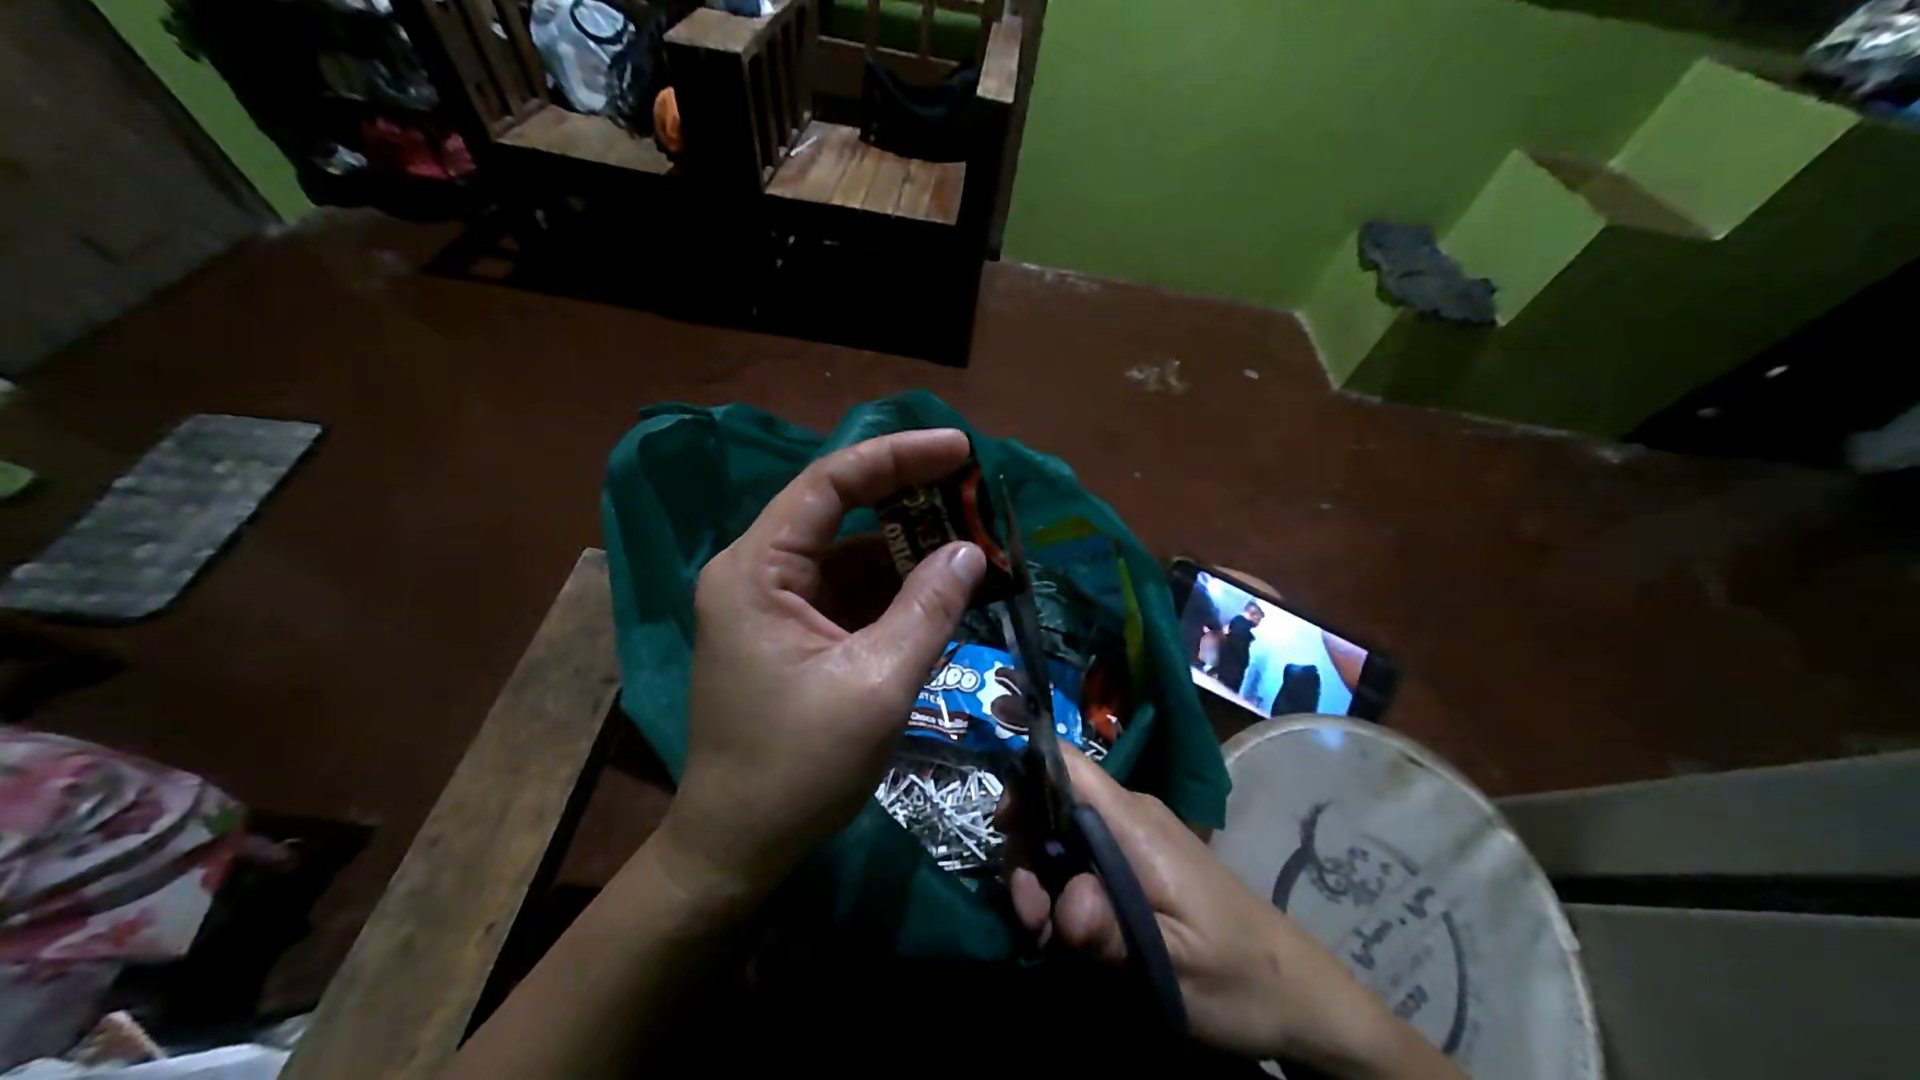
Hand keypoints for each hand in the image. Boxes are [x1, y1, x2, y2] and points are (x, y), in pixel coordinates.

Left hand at [657, 430, 987, 904]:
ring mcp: (776, 603)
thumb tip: (972, 551)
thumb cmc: (798, 768)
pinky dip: (898, 589)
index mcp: (758, 569)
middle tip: (977, 497)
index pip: (829, 482)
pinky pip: (852, 592)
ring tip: (976, 546)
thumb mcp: (876, 684)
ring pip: (852, 553)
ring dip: (911, 550)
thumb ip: (928, 609)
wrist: (739, 845)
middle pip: (841, 510)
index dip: (898, 457)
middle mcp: (758, 571)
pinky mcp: (795, 632)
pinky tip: (944, 590)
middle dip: (911, 502)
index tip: (960, 449)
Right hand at [1008, 751, 1463, 1078]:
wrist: (1294, 993)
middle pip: (1053, 806)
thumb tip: (1061, 904)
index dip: (1026, 777)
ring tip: (1048, 939)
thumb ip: (1114, 932)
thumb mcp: (1173, 967)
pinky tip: (1068, 935)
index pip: (1070, 765)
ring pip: (1061, 836)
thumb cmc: (1237, 978)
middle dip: (1026, 857)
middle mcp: (1130, 818)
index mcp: (1137, 826)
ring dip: (1041, 883)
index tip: (1003, 826)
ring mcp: (1133, 840)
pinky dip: (1063, 892)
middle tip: (1031, 922)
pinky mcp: (1136, 864)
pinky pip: (1081, 858)